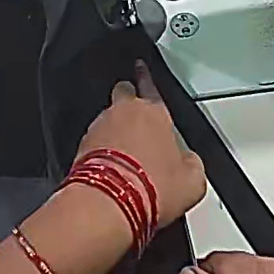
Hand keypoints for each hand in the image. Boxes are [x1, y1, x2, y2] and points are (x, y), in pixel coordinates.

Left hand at [74, 62, 206, 226]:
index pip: (150, 85)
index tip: (142, 69)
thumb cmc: (150, 188)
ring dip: (113, 127)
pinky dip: (100, 146)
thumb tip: (189, 163)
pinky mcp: (81, 146)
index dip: (146, 77)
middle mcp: (123, 113)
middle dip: (127, 98)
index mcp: (153, 112)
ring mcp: (98, 127)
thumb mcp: (192, 181)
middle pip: (122, 92)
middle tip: (136, 114)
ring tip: (124, 151)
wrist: (108, 203)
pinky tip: (110, 164)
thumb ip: (192, 163)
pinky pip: (92, 138)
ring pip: (106, 116)